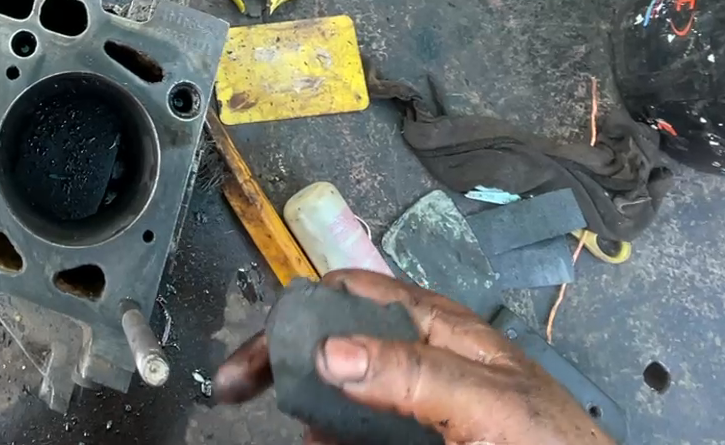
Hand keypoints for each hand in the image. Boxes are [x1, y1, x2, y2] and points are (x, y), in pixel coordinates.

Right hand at [214, 270, 610, 444]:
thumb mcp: (488, 402)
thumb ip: (411, 371)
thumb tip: (328, 351)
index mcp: (431, 324)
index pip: (346, 293)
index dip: (298, 310)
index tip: (260, 347)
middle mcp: (413, 354)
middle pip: (331, 339)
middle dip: (282, 355)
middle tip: (237, 384)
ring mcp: (414, 402)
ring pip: (340, 388)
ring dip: (302, 399)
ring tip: (280, 421)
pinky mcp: (415, 439)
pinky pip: (361, 429)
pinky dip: (331, 432)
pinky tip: (318, 441)